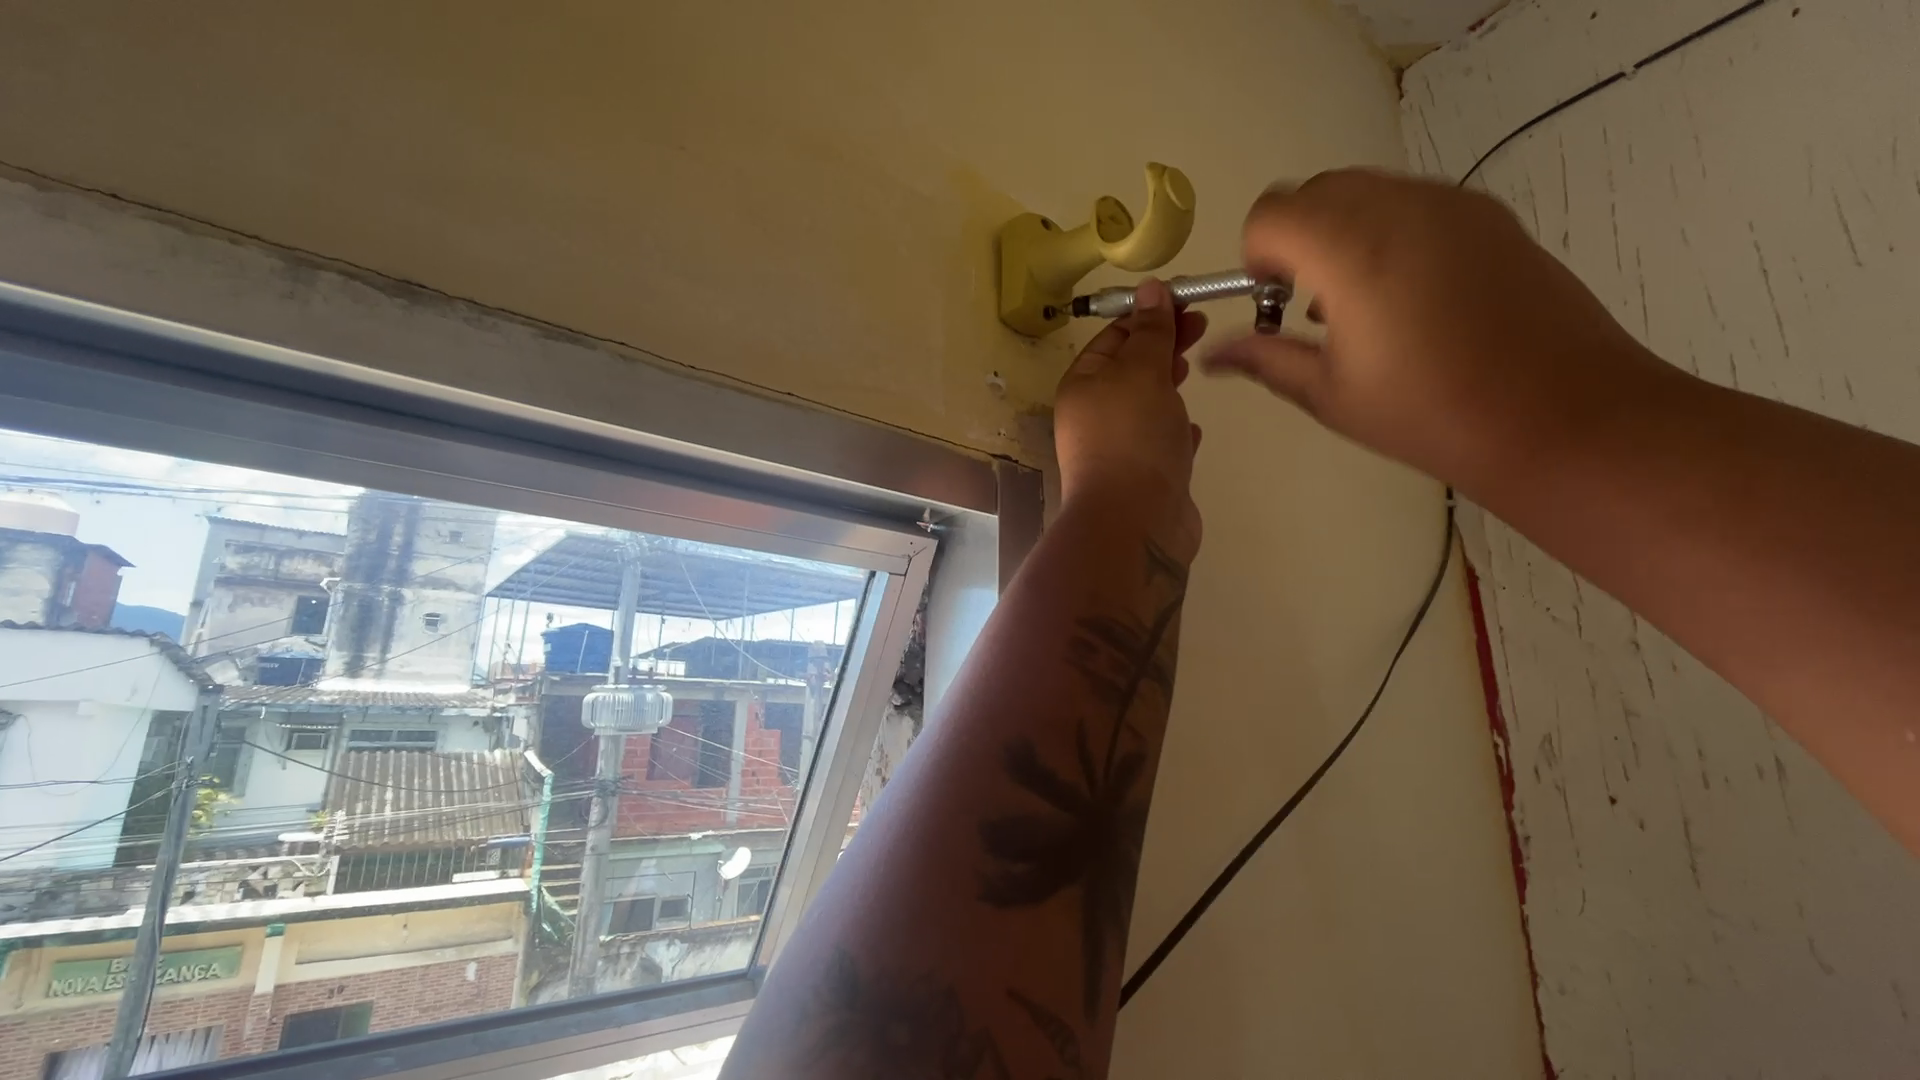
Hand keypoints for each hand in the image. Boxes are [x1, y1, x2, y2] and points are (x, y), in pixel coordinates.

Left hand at [1054, 278, 1206, 560]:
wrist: (1135, 520)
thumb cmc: (1132, 435)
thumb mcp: (1142, 369)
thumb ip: (1151, 330)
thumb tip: (1149, 288)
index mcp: (1083, 385)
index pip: (1114, 338)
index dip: (1149, 315)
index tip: (1188, 301)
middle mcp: (1094, 417)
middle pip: (1130, 371)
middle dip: (1163, 347)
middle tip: (1200, 328)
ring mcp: (1119, 450)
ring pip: (1145, 408)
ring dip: (1167, 389)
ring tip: (1190, 372)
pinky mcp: (1146, 479)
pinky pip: (1160, 446)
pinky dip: (1175, 433)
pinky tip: (1192, 431)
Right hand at [1202, 169, 1691, 497]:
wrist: (1560, 415)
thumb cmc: (1430, 414)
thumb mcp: (1331, 395)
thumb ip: (1265, 359)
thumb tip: (1213, 354)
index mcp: (1353, 252)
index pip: (1271, 213)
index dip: (1256, 256)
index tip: (1273, 303)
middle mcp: (1401, 208)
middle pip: (1315, 190)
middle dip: (1293, 238)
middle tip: (1308, 302)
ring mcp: (1452, 205)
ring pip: (1366, 189)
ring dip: (1339, 231)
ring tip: (1360, 302)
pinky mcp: (1490, 215)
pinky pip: (1413, 201)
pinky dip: (1386, 230)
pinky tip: (1407, 295)